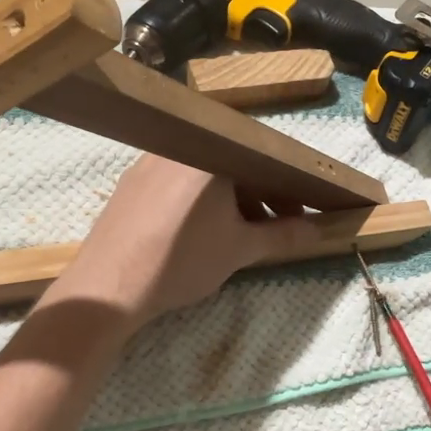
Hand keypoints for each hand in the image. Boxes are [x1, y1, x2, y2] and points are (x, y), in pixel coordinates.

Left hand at [53, 155, 319, 326]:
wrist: (108, 285)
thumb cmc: (182, 261)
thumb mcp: (241, 250)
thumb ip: (284, 236)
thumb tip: (322, 231)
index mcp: (212, 153)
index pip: (264, 157)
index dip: (288, 186)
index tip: (298, 214)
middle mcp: (181, 145)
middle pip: (235, 163)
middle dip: (261, 195)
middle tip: (277, 228)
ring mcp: (151, 160)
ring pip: (205, 173)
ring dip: (232, 199)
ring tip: (241, 236)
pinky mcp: (132, 181)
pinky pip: (178, 181)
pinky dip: (200, 201)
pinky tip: (200, 233)